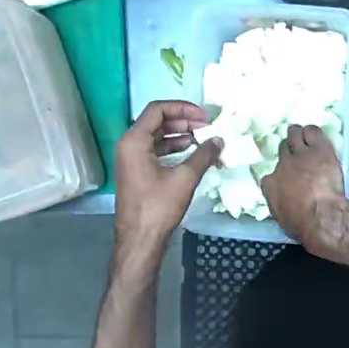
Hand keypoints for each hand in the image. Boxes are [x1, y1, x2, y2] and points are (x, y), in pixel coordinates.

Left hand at [113, 100, 220, 266]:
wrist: (140, 238)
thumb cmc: (159, 206)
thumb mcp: (185, 178)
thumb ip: (203, 155)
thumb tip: (219, 141)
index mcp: (134, 140)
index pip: (157, 110)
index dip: (182, 108)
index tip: (204, 116)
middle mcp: (129, 145)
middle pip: (157, 122)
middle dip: (184, 121)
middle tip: (208, 128)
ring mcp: (131, 159)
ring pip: (157, 136)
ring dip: (181, 135)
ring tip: (204, 140)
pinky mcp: (137, 171)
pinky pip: (156, 151)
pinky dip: (174, 149)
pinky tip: (192, 154)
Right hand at [260, 125, 348, 261]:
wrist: (320, 215)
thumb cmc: (302, 225)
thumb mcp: (284, 218)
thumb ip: (281, 205)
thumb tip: (286, 203)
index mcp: (270, 185)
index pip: (270, 175)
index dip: (280, 175)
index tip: (287, 178)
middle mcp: (282, 166)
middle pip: (282, 150)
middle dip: (288, 151)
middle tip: (296, 152)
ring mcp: (300, 155)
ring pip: (294, 135)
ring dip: (297, 134)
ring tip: (302, 135)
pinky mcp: (319, 149)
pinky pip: (312, 132)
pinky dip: (313, 132)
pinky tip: (316, 135)